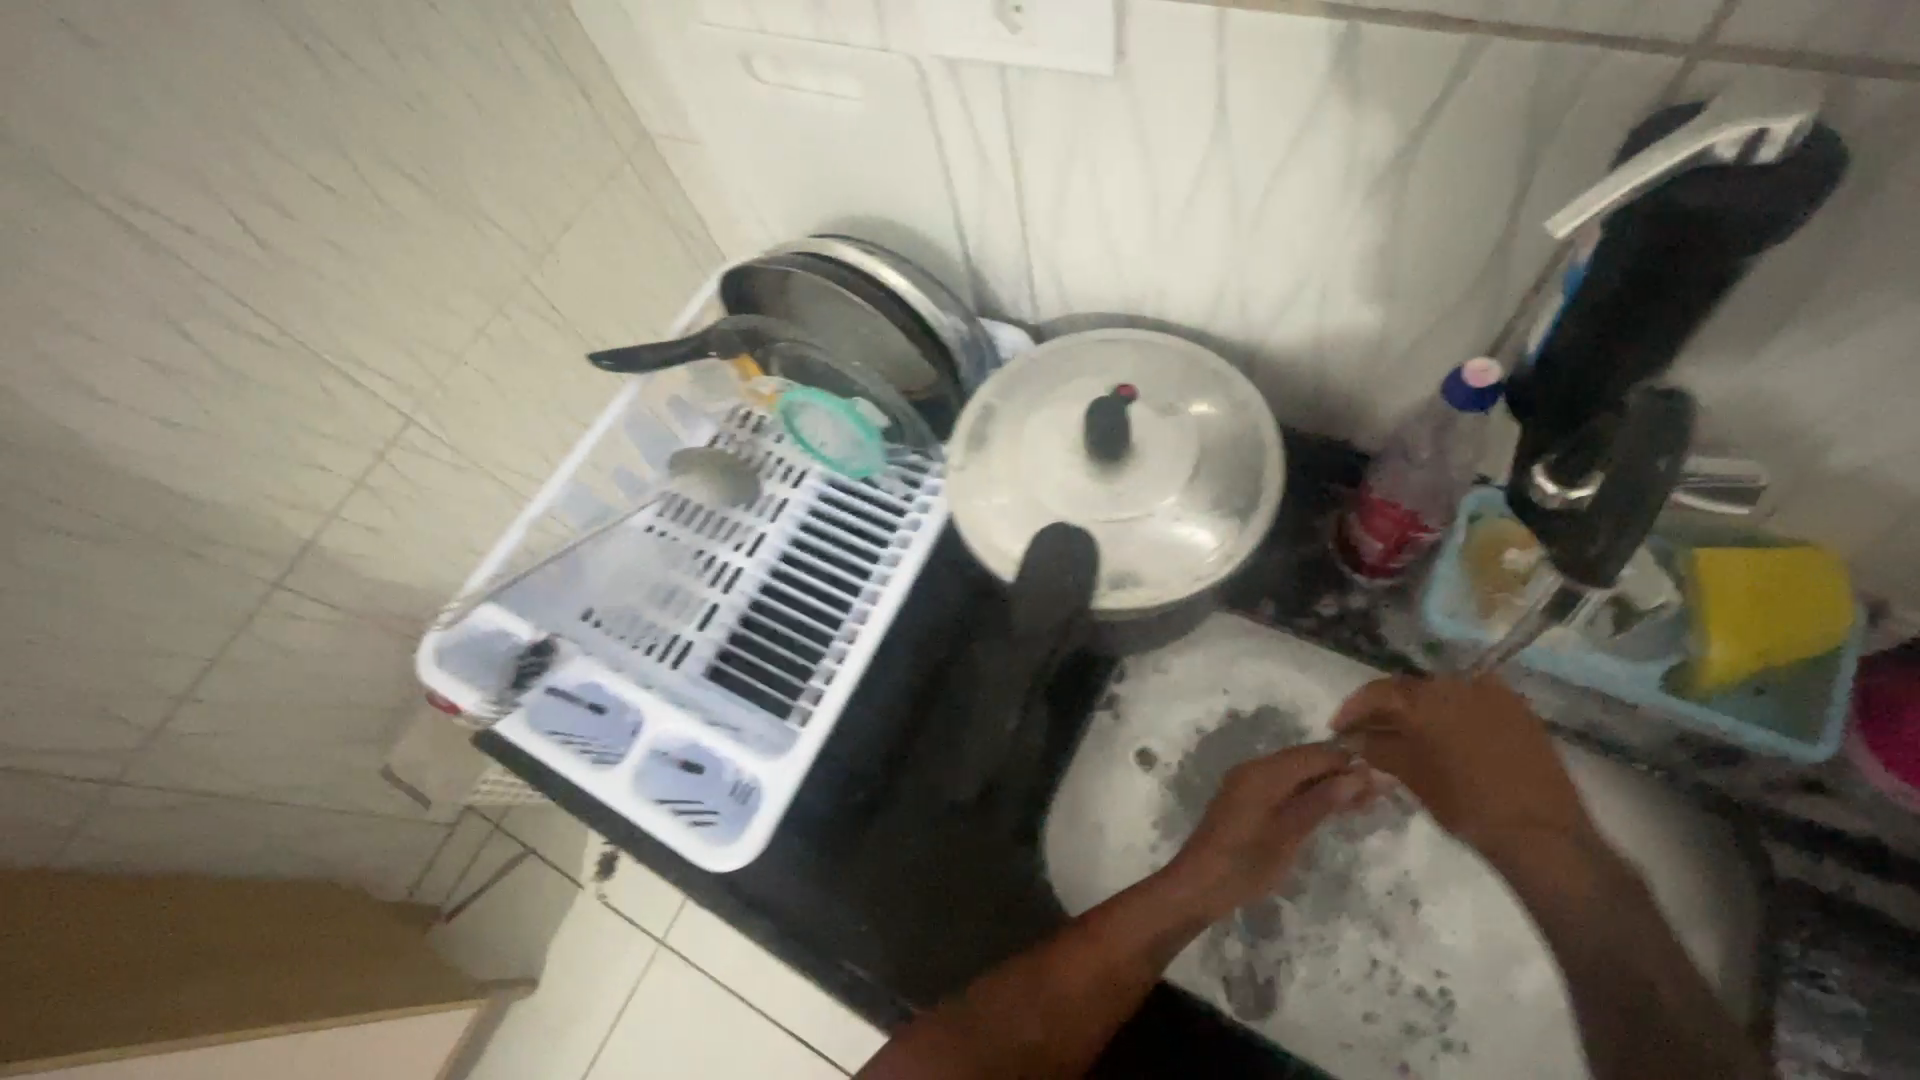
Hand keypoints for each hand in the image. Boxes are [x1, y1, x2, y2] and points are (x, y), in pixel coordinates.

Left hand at [1158, 745, 1374, 920]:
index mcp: (1263, 771)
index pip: (1314, 754)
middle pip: (1304, 760)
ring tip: (1362, 803)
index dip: (1348, 763)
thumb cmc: (1247, 861)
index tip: (1383, 779)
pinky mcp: (1246, 800)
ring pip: (1295, 774)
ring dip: (1326, 784)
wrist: (1200, 884)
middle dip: (1340, 772)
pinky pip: (1283, 786)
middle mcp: (1254, 769)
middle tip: (1378, 794)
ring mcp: (1247, 784)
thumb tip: (1360, 774)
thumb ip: (1323, 801)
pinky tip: (1329, 808)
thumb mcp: (1290, 833)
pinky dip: (1308, 793)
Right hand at [1331, 674, 1595, 852]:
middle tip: (1371, 732)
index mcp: (1424, 700)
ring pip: (1443, 693)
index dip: (1353, 709)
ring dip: (1421, 709)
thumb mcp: (1411, 776)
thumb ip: (1377, 748)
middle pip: (1409, 689)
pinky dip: (1455, 712)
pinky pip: (1475, 700)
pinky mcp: (1518, 708)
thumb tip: (1354, 737)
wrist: (1539, 832)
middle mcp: (1455, 685)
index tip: (1339, 728)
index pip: (1376, 692)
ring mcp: (1491, 694)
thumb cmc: (1464, 805)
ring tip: (1410, 735)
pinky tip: (1450, 735)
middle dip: (1387, 709)